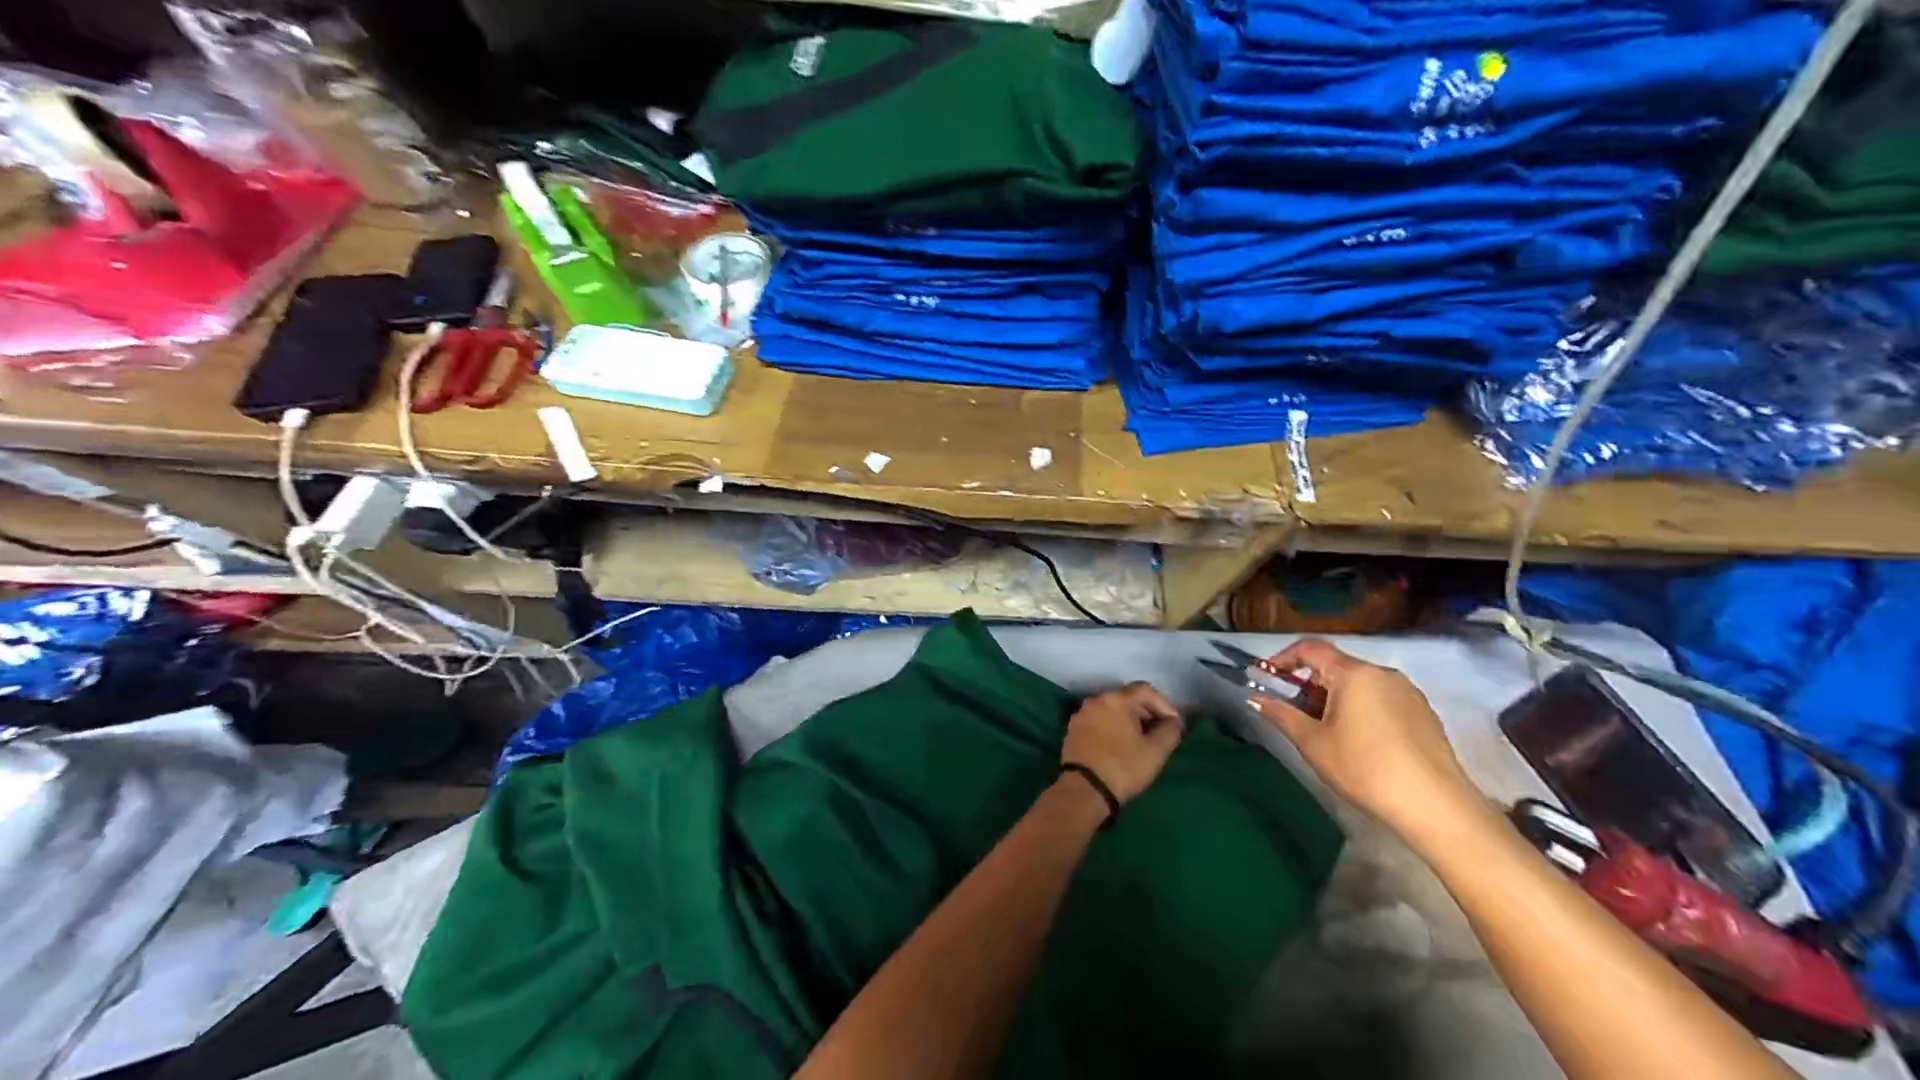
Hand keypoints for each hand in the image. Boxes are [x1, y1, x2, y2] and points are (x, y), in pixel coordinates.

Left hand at [1061, 683, 1185, 804]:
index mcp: (1115, 700)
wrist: (1084, 790)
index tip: (1174, 725)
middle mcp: (1095, 701)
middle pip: (1128, 699)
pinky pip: (1098, 722)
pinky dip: (1112, 728)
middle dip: (1147, 713)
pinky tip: (1120, 747)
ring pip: (1112, 711)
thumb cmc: (1123, 767)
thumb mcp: (1156, 751)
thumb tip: (1173, 721)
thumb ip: (1170, 730)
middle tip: (1159, 734)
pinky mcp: (1073, 730)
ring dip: (1129, 722)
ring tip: (1141, 742)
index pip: (1146, 690)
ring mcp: (1081, 715)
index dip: (1165, 705)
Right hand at [1248, 640, 1488, 844]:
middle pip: (1336, 666)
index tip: (1266, 678)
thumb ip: (1281, 714)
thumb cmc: (1364, 768)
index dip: (1283, 658)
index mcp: (1354, 674)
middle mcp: (1383, 673)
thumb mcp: (1312, 742)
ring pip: (1360, 684)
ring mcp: (1408, 693)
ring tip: (1326, 730)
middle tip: (1294, 712)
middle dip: (1309, 683)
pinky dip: (1361, 708)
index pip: (1310, 648)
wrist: (1435, 806)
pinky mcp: (1424, 714)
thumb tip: (1255, 698)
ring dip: (1335, 697)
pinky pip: (1382, 699)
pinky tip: (1360, 742)